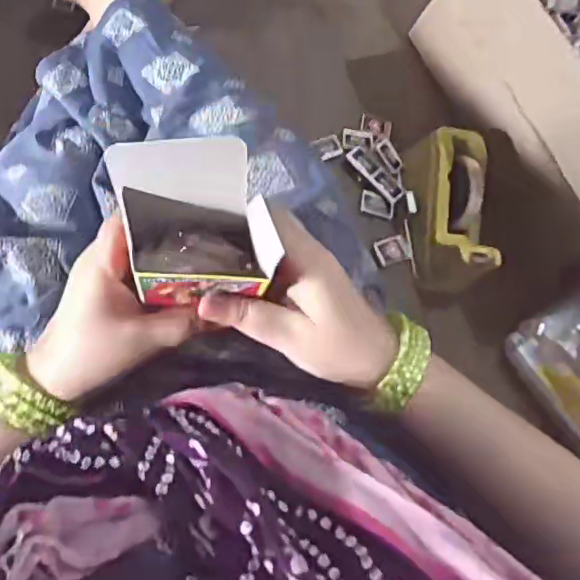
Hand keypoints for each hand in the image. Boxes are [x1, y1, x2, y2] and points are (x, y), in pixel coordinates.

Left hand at [26, 216, 198, 400]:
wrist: (56, 378)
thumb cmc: (93, 351)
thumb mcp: (144, 338)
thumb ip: (184, 322)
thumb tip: (222, 312)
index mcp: (102, 259)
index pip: (126, 216)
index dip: (155, 212)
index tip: (189, 217)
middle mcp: (98, 257)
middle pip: (134, 232)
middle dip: (167, 235)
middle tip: (204, 240)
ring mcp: (97, 272)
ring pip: (134, 251)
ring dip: (160, 255)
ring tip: (196, 257)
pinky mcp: (101, 287)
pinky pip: (129, 268)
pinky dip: (151, 271)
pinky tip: (175, 280)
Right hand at [197, 208, 396, 389]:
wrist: (381, 360)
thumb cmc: (338, 348)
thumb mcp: (290, 338)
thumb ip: (247, 316)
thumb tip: (202, 302)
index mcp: (305, 258)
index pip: (269, 218)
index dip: (236, 218)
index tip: (205, 228)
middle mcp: (309, 249)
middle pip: (267, 223)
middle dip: (234, 231)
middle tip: (199, 248)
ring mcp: (311, 258)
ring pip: (272, 236)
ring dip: (244, 245)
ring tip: (209, 260)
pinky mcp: (311, 270)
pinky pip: (278, 252)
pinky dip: (256, 259)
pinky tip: (235, 276)